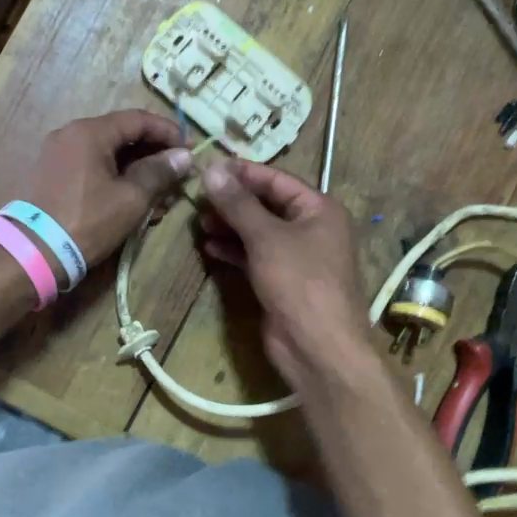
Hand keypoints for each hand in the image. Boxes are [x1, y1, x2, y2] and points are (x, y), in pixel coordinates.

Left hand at [30, 110, 192, 270]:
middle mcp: (70, 135)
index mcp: (89, 132)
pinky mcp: (52, 177)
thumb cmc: (87, 220)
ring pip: (108, 156)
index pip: (138, 119)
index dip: (168, 132)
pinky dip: (115, 181)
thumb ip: (159, 172)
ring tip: (161, 199)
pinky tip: (134, 204)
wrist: (34, 253)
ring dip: (137, 173)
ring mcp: (57, 156)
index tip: (190, 150)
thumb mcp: (131, 198)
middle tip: (178, 178)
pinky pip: (91, 170)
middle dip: (154, 157)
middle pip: (122, 137)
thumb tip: (184, 156)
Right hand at [197, 160, 364, 381]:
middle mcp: (311, 228)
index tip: (208, 168)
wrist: (318, 347)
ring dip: (230, 226)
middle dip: (233, 202)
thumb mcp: (266, 237)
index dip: (243, 173)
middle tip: (198, 198)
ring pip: (259, 232)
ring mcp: (298, 257)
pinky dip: (234, 250)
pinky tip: (210, 247)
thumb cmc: (299, 282)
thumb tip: (211, 169)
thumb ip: (237, 204)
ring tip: (199, 223)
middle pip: (266, 205)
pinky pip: (256, 256)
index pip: (276, 180)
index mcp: (319, 209)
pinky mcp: (283, 281)